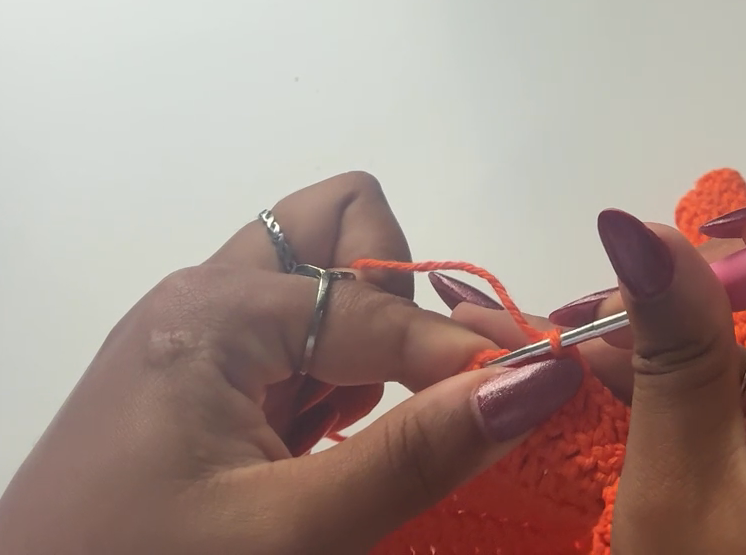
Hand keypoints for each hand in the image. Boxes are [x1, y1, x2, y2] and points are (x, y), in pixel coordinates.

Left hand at [0, 172, 586, 554]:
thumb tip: (543, 375)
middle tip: (397, 378)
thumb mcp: (288, 537)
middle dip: (396, 292)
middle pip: (346, 222)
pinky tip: (310, 440)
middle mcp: (210, 293)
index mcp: (217, 308)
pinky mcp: (202, 374)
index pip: (387, 309)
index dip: (463, 354)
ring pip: (332, 270)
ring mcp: (202, 331)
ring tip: (343, 424)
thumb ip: (420, 450)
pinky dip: (338, 367)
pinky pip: (307, 327)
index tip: (528, 392)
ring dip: (369, 335)